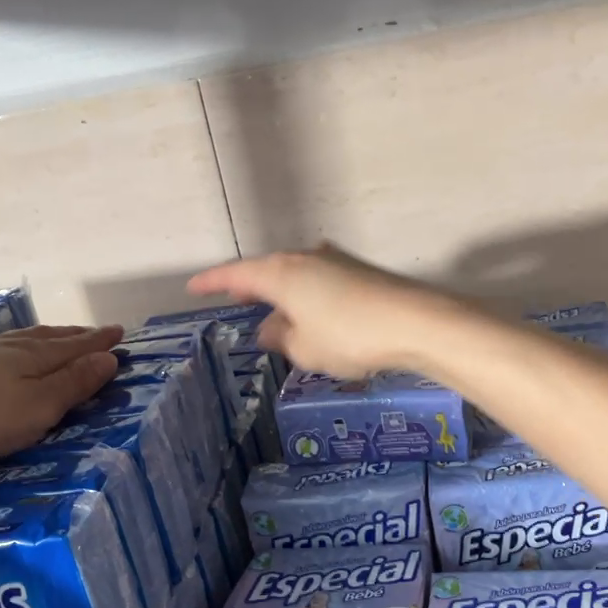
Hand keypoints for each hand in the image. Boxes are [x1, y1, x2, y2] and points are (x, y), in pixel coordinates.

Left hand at [0, 324, 121, 466]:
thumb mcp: (34, 408)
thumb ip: (71, 384)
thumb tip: (108, 358)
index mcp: (30, 359)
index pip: (73, 347)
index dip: (97, 342)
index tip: (120, 333)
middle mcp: (2, 349)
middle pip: (45, 338)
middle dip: (73, 337)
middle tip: (94, 333)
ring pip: (15, 341)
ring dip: (40, 338)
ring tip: (54, 336)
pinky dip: (6, 347)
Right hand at [187, 245, 474, 377]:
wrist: (414, 322)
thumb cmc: (348, 337)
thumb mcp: (304, 349)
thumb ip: (281, 337)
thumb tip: (271, 327)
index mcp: (280, 274)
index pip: (235, 275)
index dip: (212, 282)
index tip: (193, 287)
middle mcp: (304, 258)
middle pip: (268, 270)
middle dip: (250, 285)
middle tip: (235, 297)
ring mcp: (334, 261)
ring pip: (296, 274)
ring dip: (281, 291)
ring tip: (274, 310)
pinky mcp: (359, 272)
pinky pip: (319, 281)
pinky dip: (306, 295)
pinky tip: (312, 312)